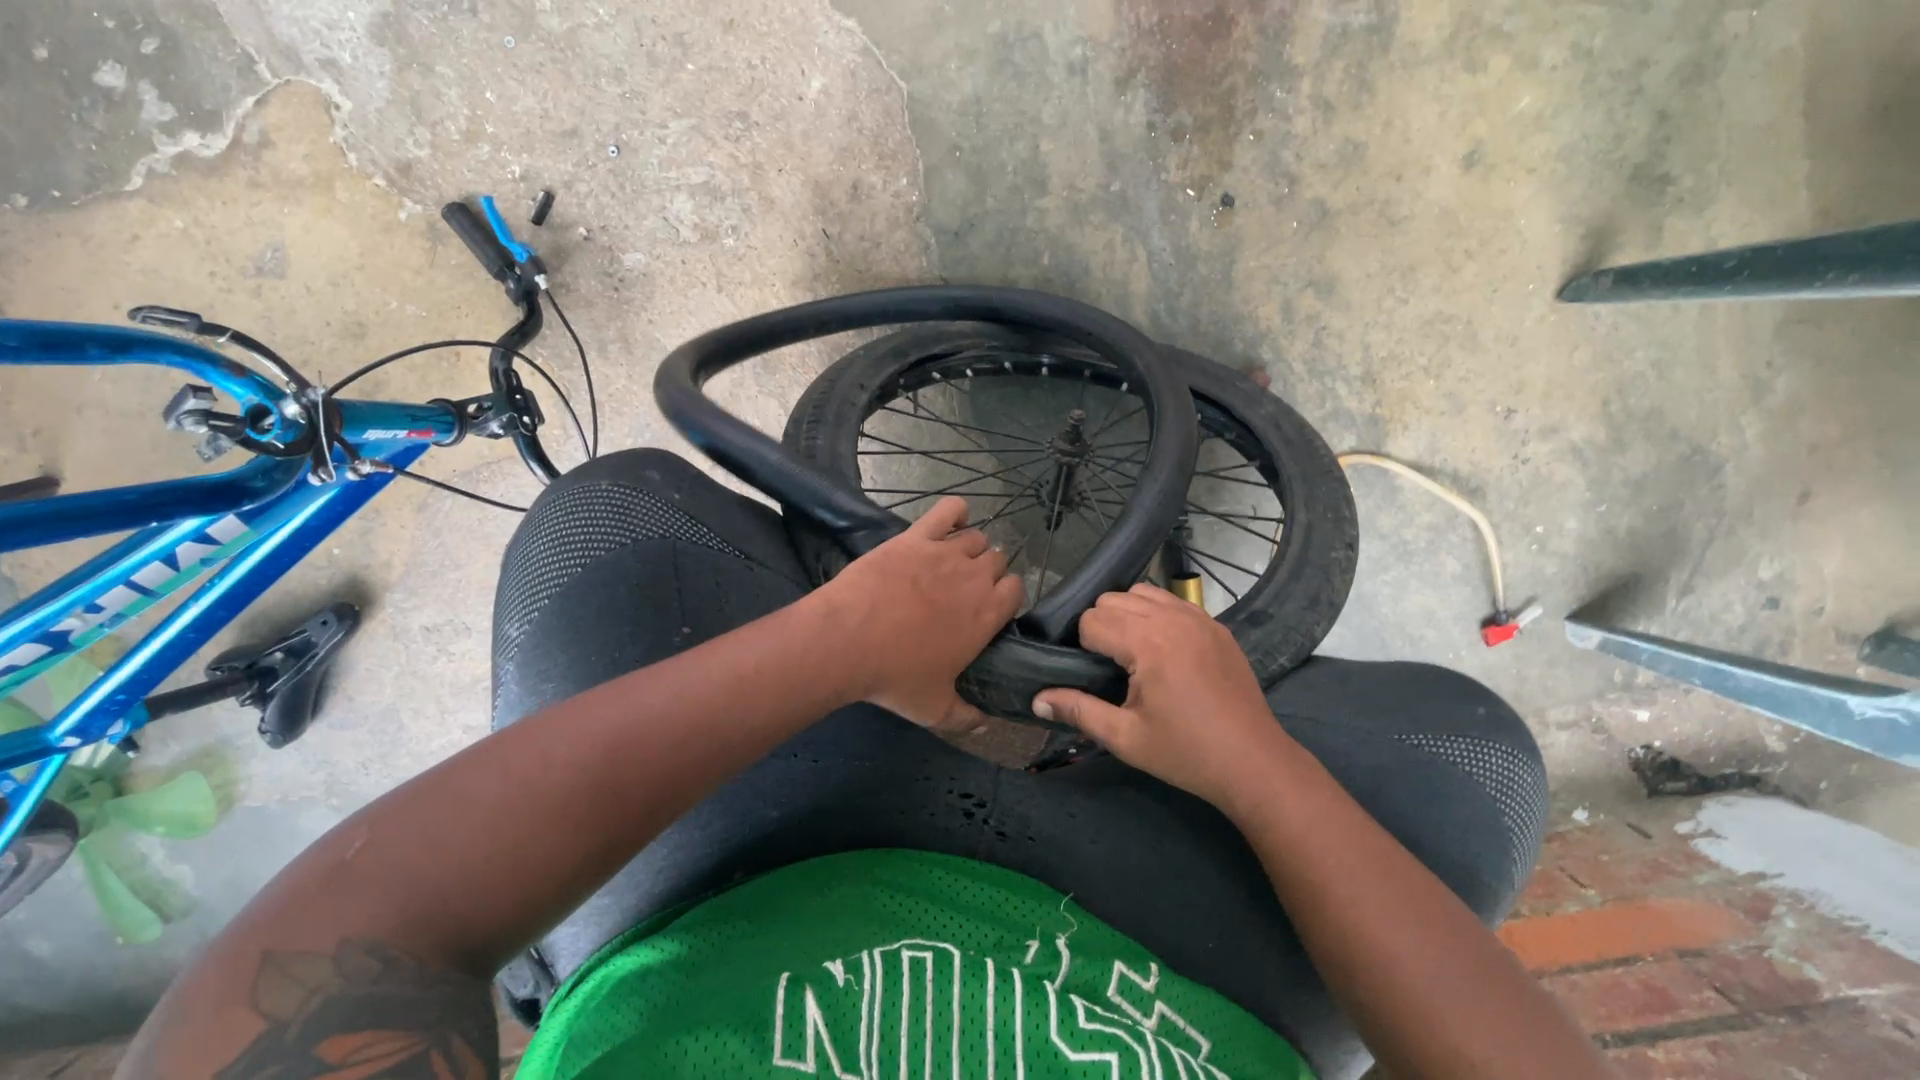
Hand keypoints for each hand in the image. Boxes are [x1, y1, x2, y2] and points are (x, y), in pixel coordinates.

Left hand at [812, 497, 1026, 729]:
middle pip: (998, 561)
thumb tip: (983, 725)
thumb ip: (965, 717)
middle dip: (988, 573)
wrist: (846, 642)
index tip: (990, 609)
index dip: (1005, 597)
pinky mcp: (915, 537)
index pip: (1017, 590)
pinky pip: (947, 510)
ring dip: (971, 548)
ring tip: (953, 562)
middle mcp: (974, 578)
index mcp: (987, 615)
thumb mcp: (934, 709)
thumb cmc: (894, 677)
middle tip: (964, 590)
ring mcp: (944, 553)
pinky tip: (953, 520)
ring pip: (976, 537)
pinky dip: (955, 511)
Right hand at [1032, 583, 1292, 811]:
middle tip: (1108, 669)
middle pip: (1113, 599)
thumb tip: (1037, 700)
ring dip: (1129, 615)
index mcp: (1148, 643)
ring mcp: (1199, 618)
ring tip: (1134, 655)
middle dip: (1101, 627)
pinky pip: (1173, 602)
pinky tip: (1163, 651)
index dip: (1082, 647)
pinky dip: (1158, 615)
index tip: (1092, 677)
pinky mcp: (1217, 625)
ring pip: (1143, 592)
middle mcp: (1172, 618)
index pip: (1092, 619)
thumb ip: (1078, 710)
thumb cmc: (1186, 753)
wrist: (1253, 762)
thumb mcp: (1125, 738)